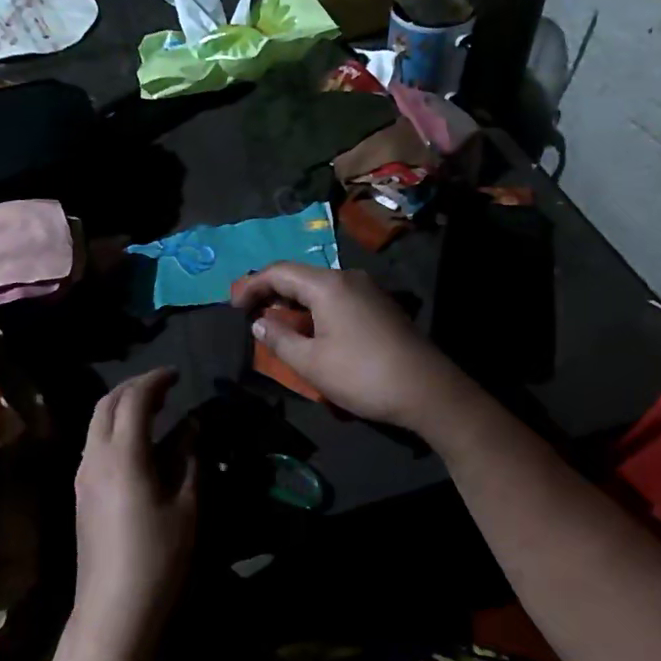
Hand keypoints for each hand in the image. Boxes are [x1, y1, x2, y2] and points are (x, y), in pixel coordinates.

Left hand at [73, 368, 196, 640]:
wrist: (113, 609)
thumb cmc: (158, 556)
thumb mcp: (186, 504)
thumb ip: (189, 457)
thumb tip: (192, 426)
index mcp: (123, 456)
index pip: (134, 400)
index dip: (156, 380)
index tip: (178, 374)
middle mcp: (95, 458)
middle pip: (106, 404)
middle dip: (135, 387)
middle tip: (165, 386)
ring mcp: (83, 476)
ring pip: (96, 423)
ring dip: (123, 406)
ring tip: (156, 408)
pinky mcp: (82, 493)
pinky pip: (96, 444)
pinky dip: (116, 428)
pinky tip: (141, 442)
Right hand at [231, 263, 474, 431]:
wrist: (427, 389)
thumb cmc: (362, 375)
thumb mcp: (311, 362)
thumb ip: (279, 340)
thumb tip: (259, 324)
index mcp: (328, 285)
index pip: (279, 271)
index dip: (252, 285)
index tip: (234, 307)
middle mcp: (349, 278)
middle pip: (301, 276)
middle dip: (273, 294)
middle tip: (251, 316)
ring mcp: (369, 291)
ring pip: (321, 289)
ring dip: (296, 305)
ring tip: (278, 328)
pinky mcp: (381, 308)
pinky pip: (339, 300)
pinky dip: (317, 311)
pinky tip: (312, 332)